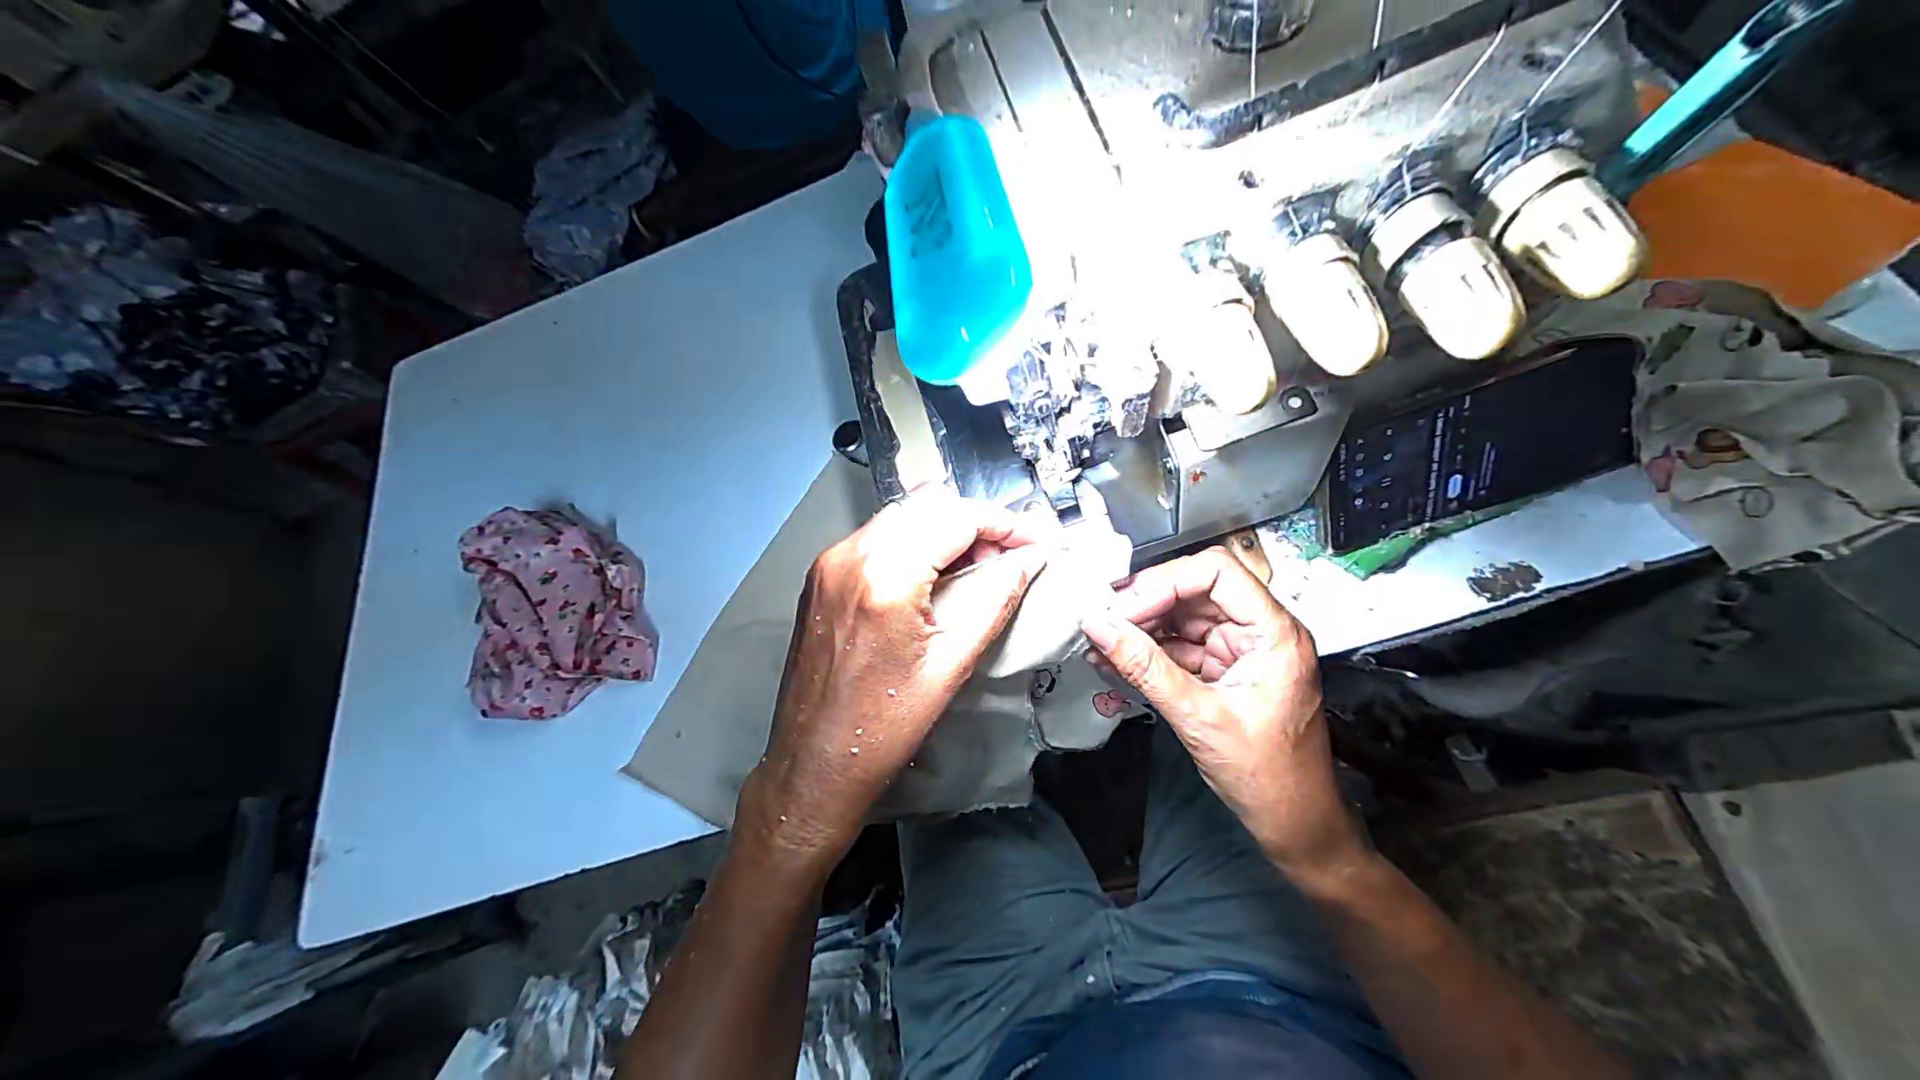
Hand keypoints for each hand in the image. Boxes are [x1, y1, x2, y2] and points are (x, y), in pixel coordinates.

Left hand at [738, 490, 1050, 869]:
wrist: (814, 763)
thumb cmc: (883, 727)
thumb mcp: (952, 664)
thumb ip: (994, 599)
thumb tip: (1026, 561)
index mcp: (884, 577)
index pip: (955, 517)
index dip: (1004, 523)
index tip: (1033, 541)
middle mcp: (849, 557)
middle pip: (927, 507)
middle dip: (975, 524)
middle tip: (1008, 558)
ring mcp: (829, 565)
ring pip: (901, 518)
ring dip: (944, 531)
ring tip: (977, 568)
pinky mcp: (821, 578)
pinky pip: (876, 539)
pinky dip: (913, 544)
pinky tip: (935, 577)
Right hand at [1079, 547, 1365, 883]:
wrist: (1293, 823)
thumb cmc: (1273, 778)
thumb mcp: (1199, 717)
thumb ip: (1146, 667)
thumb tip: (1103, 628)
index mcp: (1274, 634)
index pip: (1217, 573)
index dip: (1167, 581)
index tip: (1128, 605)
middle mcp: (1260, 633)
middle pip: (1195, 591)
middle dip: (1146, 605)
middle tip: (1106, 622)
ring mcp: (1240, 651)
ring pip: (1182, 618)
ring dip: (1141, 628)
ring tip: (1104, 641)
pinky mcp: (1222, 670)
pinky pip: (1178, 647)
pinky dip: (1148, 652)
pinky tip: (1117, 658)